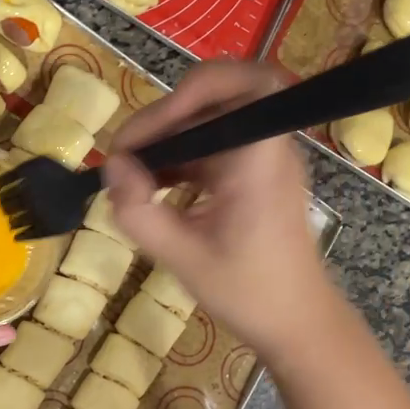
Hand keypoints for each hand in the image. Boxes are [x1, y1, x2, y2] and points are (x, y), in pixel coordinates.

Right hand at [103, 62, 343, 360]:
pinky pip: (211, 147)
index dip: (191, 91)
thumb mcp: (183, 258)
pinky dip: (178, 158)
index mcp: (259, 157)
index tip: (150, 133)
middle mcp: (265, 146)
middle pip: (212, 99)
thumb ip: (140, 211)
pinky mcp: (252, 174)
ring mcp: (260, 159)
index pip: (241, 84)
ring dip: (166, 140)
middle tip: (126, 159)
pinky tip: (152, 186)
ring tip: (132, 175)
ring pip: (206, 122)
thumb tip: (111, 167)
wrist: (298, 324)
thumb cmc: (249, 293)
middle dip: (162, 122)